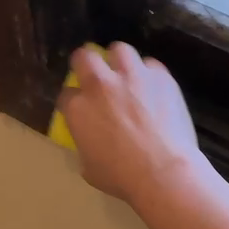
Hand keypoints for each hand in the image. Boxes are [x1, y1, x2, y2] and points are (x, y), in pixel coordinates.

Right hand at [57, 43, 216, 208]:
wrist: (163, 171)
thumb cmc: (121, 177)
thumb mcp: (90, 168)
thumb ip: (86, 146)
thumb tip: (91, 142)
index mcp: (78, 109)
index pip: (66, 95)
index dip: (73, 101)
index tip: (79, 108)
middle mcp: (100, 84)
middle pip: (85, 57)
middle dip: (86, 64)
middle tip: (94, 75)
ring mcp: (132, 76)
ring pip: (119, 50)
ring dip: (119, 61)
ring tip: (126, 74)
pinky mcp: (160, 76)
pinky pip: (151, 65)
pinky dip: (149, 75)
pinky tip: (153, 88)